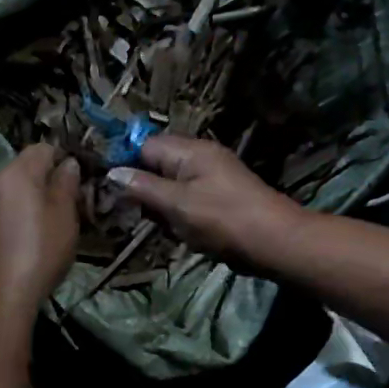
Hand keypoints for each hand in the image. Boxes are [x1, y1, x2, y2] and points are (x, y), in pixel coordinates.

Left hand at [0, 144, 81, 310]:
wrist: (0, 296)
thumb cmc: (40, 251)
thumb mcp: (64, 216)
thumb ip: (66, 184)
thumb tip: (68, 163)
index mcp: (15, 173)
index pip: (42, 148)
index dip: (64, 158)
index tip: (81, 179)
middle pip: (25, 168)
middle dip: (48, 180)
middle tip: (72, 204)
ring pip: (14, 189)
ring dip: (34, 198)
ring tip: (53, 223)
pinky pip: (3, 207)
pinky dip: (20, 213)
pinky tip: (31, 237)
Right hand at [107, 135, 304, 268]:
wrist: (275, 242)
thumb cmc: (224, 219)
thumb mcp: (177, 204)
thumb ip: (143, 188)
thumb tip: (113, 173)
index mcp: (190, 150)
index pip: (145, 146)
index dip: (126, 165)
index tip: (112, 191)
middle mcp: (202, 159)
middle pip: (158, 168)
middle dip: (147, 193)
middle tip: (143, 217)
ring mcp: (214, 180)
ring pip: (173, 191)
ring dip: (166, 212)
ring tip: (172, 228)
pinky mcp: (222, 202)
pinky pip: (191, 205)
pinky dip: (185, 221)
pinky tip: (189, 236)